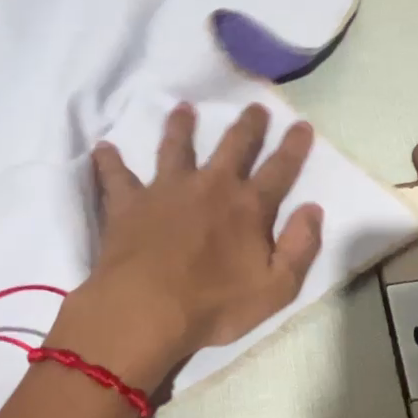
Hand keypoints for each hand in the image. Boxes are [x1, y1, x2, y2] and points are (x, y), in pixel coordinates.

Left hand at [49, 103, 322, 388]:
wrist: (144, 310)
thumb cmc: (214, 306)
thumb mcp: (276, 289)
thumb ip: (300, 247)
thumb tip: (313, 209)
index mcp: (249, 208)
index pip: (280, 169)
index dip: (294, 146)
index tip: (302, 124)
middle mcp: (210, 187)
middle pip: (233, 146)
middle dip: (247, 126)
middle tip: (255, 107)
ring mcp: (166, 190)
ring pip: (176, 147)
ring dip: (181, 126)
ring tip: (184, 109)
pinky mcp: (128, 203)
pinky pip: (116, 175)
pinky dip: (109, 161)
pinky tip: (104, 148)